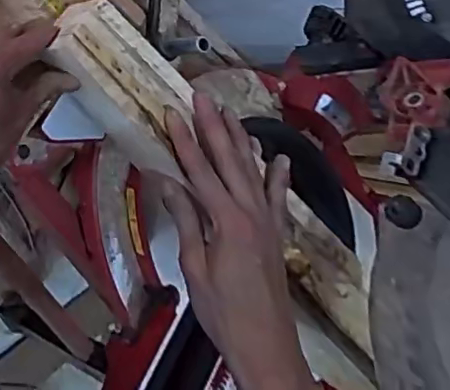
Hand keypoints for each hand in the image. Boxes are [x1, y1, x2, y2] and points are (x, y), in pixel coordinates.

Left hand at [0, 21, 78, 185]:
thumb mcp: (24, 111)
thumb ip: (47, 87)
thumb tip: (72, 79)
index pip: (28, 40)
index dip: (50, 34)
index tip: (69, 32)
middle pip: (14, 33)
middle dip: (37, 36)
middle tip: (60, 44)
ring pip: (3, 41)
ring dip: (23, 45)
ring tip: (46, 56)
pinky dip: (11, 55)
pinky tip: (25, 68)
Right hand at [161, 94, 315, 389]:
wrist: (269, 352)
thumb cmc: (225, 315)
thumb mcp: (195, 269)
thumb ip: (187, 221)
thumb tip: (169, 182)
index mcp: (227, 221)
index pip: (200, 170)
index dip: (183, 139)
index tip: (172, 112)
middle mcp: (251, 214)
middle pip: (228, 160)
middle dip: (213, 126)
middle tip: (202, 97)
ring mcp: (268, 223)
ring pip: (253, 171)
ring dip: (240, 140)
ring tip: (230, 113)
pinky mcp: (277, 236)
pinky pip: (278, 199)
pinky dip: (279, 177)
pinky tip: (280, 159)